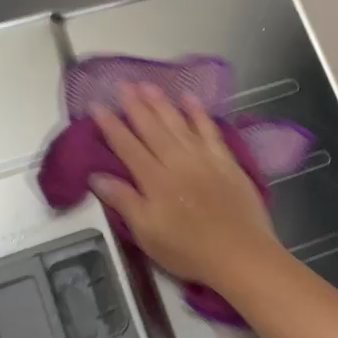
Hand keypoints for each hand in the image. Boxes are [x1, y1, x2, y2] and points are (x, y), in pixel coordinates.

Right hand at [88, 82, 285, 288]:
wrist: (240, 253)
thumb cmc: (189, 250)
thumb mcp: (147, 233)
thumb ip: (124, 201)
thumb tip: (97, 176)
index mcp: (154, 180)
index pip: (127, 146)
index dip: (110, 125)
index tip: (97, 106)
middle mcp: (177, 162)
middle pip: (152, 128)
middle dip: (135, 105)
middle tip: (123, 84)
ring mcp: (204, 159)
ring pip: (178, 123)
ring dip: (162, 103)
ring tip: (148, 84)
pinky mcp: (227, 161)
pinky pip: (210, 130)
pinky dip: (199, 113)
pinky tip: (190, 99)